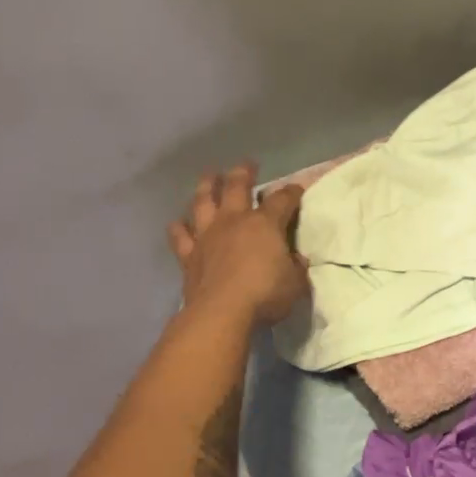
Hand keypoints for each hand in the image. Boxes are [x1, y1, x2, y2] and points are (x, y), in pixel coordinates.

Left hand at [168, 162, 308, 326]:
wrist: (222, 311)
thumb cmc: (266, 294)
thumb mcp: (296, 282)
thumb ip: (296, 267)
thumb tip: (295, 259)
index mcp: (265, 224)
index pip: (282, 200)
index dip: (291, 192)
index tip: (297, 188)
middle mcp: (234, 221)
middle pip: (236, 187)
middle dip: (243, 173)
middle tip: (247, 164)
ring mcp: (207, 235)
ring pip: (203, 201)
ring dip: (206, 186)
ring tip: (209, 176)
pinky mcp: (189, 254)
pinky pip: (180, 236)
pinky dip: (179, 227)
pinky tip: (178, 222)